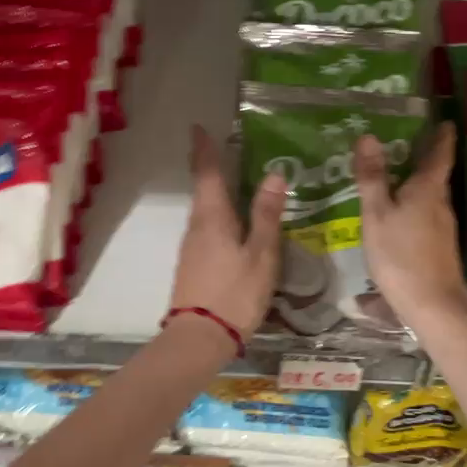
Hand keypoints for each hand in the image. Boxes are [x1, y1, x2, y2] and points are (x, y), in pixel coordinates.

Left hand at [169, 125, 286, 337]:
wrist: (199, 339)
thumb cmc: (234, 294)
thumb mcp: (261, 255)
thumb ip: (267, 215)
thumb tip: (274, 174)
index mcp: (212, 217)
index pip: (207, 173)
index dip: (204, 149)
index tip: (199, 127)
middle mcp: (197, 226)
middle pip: (203, 189)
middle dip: (211, 167)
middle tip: (226, 149)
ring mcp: (192, 248)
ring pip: (205, 210)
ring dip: (217, 192)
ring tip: (237, 182)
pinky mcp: (193, 266)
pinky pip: (207, 229)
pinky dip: (219, 216)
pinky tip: (234, 224)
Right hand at [354, 121, 466, 326]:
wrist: (433, 305)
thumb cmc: (400, 256)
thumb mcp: (377, 215)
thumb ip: (372, 178)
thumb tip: (369, 136)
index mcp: (427, 190)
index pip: (439, 154)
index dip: (441, 136)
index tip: (444, 120)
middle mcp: (441, 204)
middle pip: (436, 175)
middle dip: (425, 158)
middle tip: (408, 142)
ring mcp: (444, 227)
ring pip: (431, 197)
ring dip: (418, 183)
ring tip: (397, 176)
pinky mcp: (441, 247)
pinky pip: (427, 215)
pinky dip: (415, 206)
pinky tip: (400, 215)